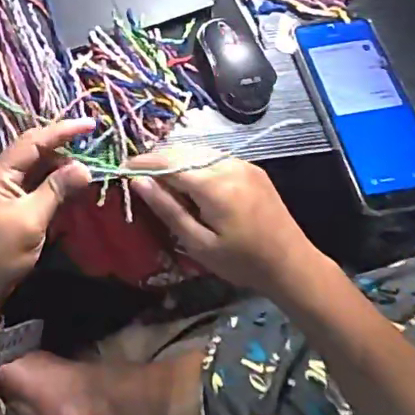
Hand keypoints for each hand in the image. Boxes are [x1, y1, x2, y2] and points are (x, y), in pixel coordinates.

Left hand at [0, 118, 96, 328]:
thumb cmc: (0, 253)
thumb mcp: (32, 219)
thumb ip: (57, 189)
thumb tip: (84, 167)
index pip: (34, 141)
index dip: (63, 130)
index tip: (91, 124)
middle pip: (34, 150)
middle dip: (63, 145)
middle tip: (92, 144)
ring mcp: (3, 189)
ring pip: (36, 167)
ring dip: (60, 166)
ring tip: (87, 166)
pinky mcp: (9, 204)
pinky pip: (34, 184)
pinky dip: (53, 182)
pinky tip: (71, 185)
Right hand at [128, 145, 323, 292]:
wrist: (293, 265)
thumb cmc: (242, 262)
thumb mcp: (199, 243)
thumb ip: (167, 209)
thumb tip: (138, 181)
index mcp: (214, 184)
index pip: (168, 163)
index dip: (142, 164)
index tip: (121, 168)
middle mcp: (228, 164)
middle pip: (182, 151)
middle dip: (156, 159)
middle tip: (136, 175)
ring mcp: (241, 163)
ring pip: (197, 150)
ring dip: (175, 159)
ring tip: (158, 178)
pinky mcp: (250, 168)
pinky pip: (213, 156)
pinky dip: (194, 162)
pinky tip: (188, 180)